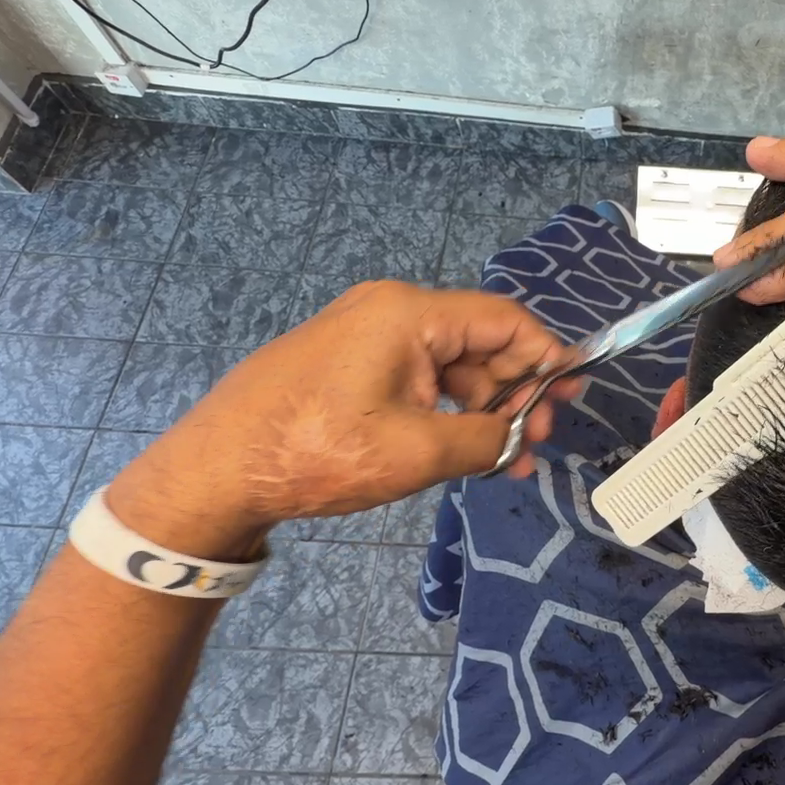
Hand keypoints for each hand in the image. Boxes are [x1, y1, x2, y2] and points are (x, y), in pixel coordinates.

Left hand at [105, 283, 576, 557]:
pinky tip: (465, 451)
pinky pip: (420, 381)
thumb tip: (519, 437)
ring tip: (505, 462)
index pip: (503, 320)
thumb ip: (486, 438)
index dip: (546, 356)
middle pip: (479, 344)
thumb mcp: (416, 452)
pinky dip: (449, 414)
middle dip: (516, 394)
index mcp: (408, 314)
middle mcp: (391, 312)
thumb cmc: (317, 453)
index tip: (572, 393)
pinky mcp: (354, 365)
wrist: (212, 473)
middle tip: (535, 442)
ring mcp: (369, 338)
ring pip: (452, 368)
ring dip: (484, 412)